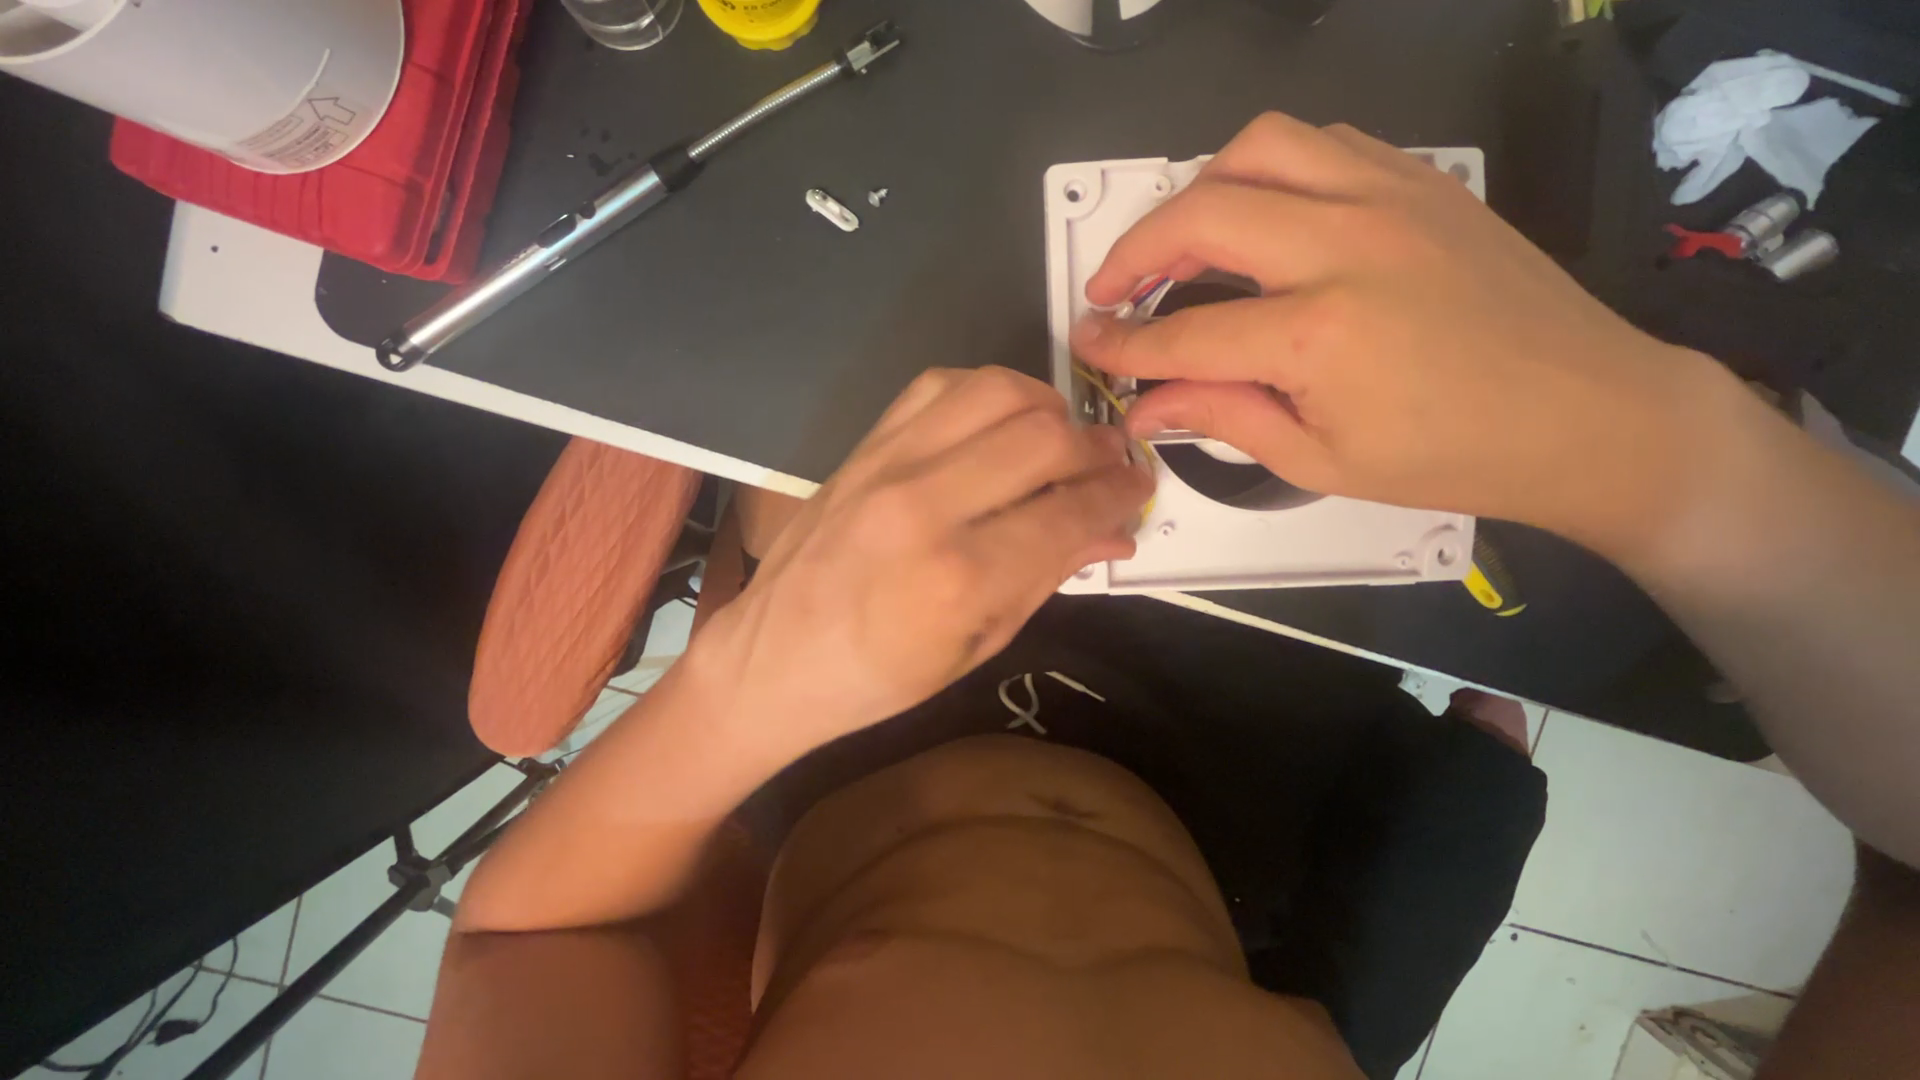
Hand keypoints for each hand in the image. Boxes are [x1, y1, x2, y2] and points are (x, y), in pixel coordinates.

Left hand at [688, 367, 1151, 755]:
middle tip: (1110, 464)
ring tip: (1059, 438)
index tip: (1139, 489)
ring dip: (1046, 406)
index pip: (1069, 511)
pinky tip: (997, 424)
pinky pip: (937, 386)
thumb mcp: (977, 646)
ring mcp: (887, 466)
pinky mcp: (863, 447)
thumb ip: (1048, 576)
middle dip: (1095, 447)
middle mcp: (925, 506)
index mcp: (959, 579)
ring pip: (995, 392)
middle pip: (1043, 437)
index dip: (1119, 494)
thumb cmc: (879, 679)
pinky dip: (984, 393)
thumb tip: (1115, 530)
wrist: (772, 659)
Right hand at [1071, 112, 1739, 550]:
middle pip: (1202, 211)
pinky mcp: (1423, 181)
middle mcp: (1346, 245)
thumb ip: (1222, 418)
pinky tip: (1264, 216)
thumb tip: (1144, 405)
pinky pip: (1324, 143)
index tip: (1085, 343)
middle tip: (1112, 289)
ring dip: (1200, 188)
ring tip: (1183, 239)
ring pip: (1260, 146)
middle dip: (1135, 250)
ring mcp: (1390, 197)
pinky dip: (1272, 169)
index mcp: (1318, 334)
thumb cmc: (1449, 458)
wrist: (1588, 414)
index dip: (1121, 343)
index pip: (1184, 331)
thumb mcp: (1319, 460)